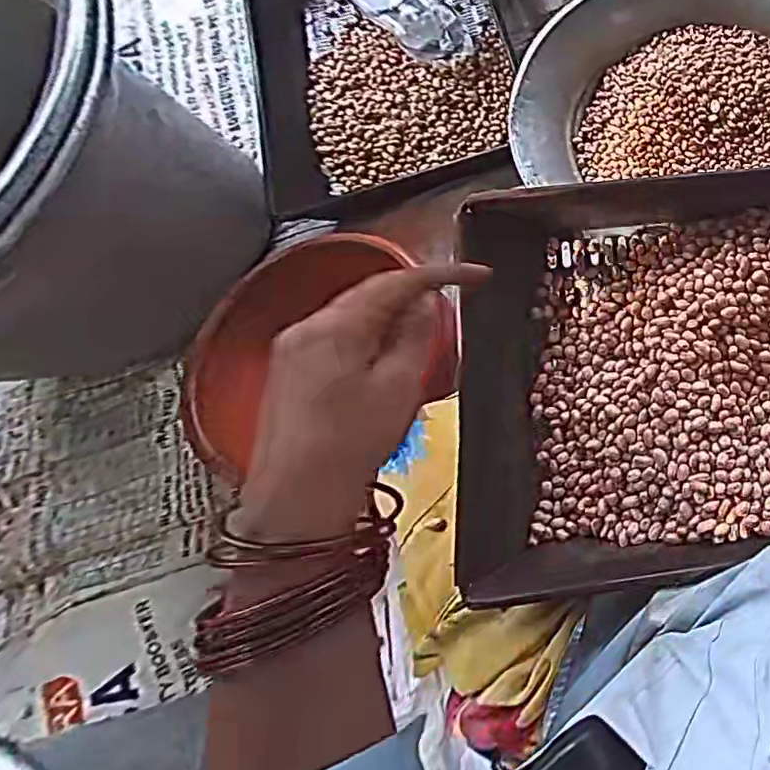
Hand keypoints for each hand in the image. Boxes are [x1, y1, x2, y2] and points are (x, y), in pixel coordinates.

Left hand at [235, 262, 489, 541]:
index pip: (395, 282)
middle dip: (415, 291)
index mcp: (334, 328)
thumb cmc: (350, 444)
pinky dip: (373, 330)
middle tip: (456, 296)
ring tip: (428, 328)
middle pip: (371, 291)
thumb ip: (417, 334)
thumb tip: (427, 303)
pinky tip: (391, 349)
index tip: (476, 276)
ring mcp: (295, 346)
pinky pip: (341, 331)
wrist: (300, 494)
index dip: (441, 275)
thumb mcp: (400, 385)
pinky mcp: (292, 365)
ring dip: (395, 311)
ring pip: (356, 310)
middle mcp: (307, 328)